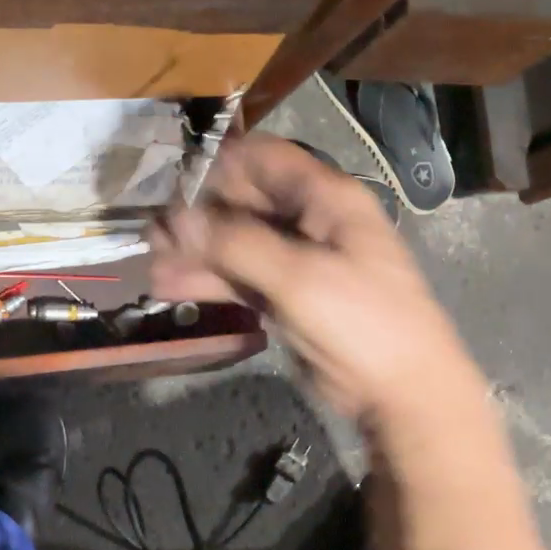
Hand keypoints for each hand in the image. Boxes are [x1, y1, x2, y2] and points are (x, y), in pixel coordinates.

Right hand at [151, 133, 460, 422]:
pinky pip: (238, 278)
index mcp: (326, 199)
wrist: (400, 389)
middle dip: (196, 214)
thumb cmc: (361, 321)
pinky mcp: (282, 296)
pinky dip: (207, 281)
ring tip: (150, 263)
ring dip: (195, 252)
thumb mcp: (299, 277)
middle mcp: (308, 221)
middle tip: (151, 231)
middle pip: (243, 202)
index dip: (219, 165)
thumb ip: (236, 244)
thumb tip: (177, 217)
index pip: (264, 160)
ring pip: (234, 244)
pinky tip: (168, 287)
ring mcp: (294, 260)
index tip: (173, 182)